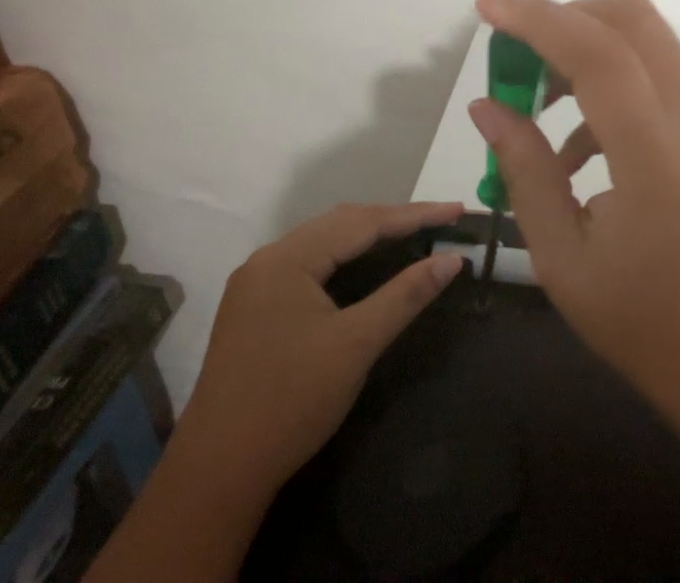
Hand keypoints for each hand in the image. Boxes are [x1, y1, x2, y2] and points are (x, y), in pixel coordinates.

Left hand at [176, 202, 465, 495]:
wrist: (220, 468)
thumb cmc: (292, 399)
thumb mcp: (358, 343)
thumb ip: (406, 294)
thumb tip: (453, 259)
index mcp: (287, 260)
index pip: (362, 222)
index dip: (416, 215)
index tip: (459, 211)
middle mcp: (267, 261)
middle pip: (340, 224)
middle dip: (394, 219)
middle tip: (444, 221)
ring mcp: (257, 286)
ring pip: (324, 243)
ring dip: (371, 236)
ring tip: (417, 235)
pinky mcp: (256, 309)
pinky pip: (311, 265)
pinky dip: (348, 257)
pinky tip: (369, 265)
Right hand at [467, 0, 679, 397]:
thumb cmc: (637, 320)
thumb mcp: (561, 257)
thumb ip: (525, 170)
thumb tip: (487, 106)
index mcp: (659, 163)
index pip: (601, 56)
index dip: (540, 20)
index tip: (487, 7)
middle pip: (635, 22)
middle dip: (567, 19)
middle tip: (515, 56)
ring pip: (650, 42)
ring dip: (588, 50)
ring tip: (537, 106)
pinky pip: (661, 79)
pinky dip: (613, 84)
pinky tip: (577, 146)